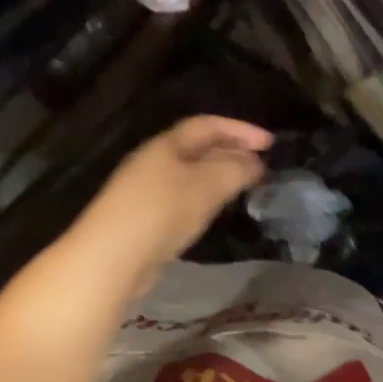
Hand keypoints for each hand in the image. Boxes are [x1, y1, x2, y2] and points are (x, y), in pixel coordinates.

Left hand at [65, 116, 272, 294]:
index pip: (206, 125)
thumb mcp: (205, 186)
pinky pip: (181, 197)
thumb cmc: (161, 212)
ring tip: (245, 187)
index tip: (271, 143)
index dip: (239, 129)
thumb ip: (233, 170)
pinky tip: (214, 212)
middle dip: (230, 151)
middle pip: (196, 148)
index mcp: (165, 145)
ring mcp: (145, 190)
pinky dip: (203, 197)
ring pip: (189, 174)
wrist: (111, 256)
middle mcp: (152, 161)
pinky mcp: (143, 218)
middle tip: (262, 166)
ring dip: (218, 176)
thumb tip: (253, 161)